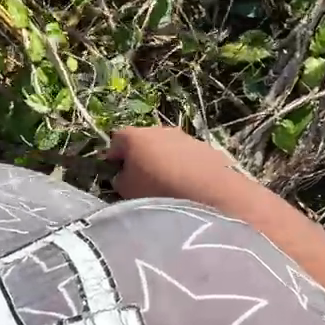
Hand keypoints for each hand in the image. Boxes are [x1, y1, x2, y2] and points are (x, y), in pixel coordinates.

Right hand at [106, 126, 240, 200]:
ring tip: (169, 187)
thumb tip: (125, 175)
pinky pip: (189, 157)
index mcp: (135, 136)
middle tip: (142, 180)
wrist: (210, 194)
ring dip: (166, 162)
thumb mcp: (126, 191)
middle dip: (141, 157)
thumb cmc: (157, 191)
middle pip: (144, 141)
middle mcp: (160, 130)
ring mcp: (186, 138)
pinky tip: (190, 188)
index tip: (116, 173)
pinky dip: (186, 167)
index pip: (116, 140)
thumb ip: (121, 179)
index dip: (114, 156)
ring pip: (169, 148)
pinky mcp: (207, 149)